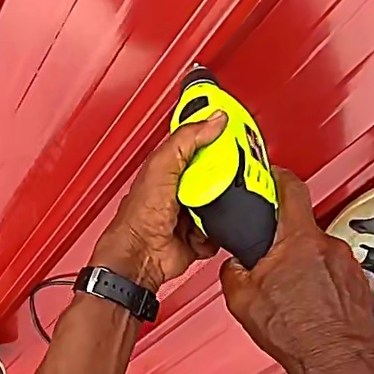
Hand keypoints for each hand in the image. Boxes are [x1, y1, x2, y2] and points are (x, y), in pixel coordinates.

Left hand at [90, 112, 225, 287]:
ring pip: (224, 200)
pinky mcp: (201, 235)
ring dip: (223, 205)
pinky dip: (219, 231)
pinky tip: (207, 229)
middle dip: (228, 171)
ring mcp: (193, 212)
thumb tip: (214, 119)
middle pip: (218, 170)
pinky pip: (222, 229)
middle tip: (234, 170)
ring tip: (215, 205)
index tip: (235, 125)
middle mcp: (182, 186)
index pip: (199, 140)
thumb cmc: (139, 215)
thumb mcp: (162, 165)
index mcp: (171, 165)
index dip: (216, 132)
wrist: (141, 255)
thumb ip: (187, 139)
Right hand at [219, 168, 373, 373]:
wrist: (335, 360)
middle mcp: (327, 245)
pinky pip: (332, 270)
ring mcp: (346, 263)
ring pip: (317, 251)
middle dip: (283, 240)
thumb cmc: (296, 334)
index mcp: (298, 240)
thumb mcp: (243, 300)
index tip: (269, 173)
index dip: (277, 175)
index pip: (290, 187)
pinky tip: (307, 302)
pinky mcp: (357, 281)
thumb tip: (234, 265)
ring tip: (290, 292)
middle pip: (300, 226)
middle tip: (270, 261)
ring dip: (302, 264)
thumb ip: (233, 271)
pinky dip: (319, 281)